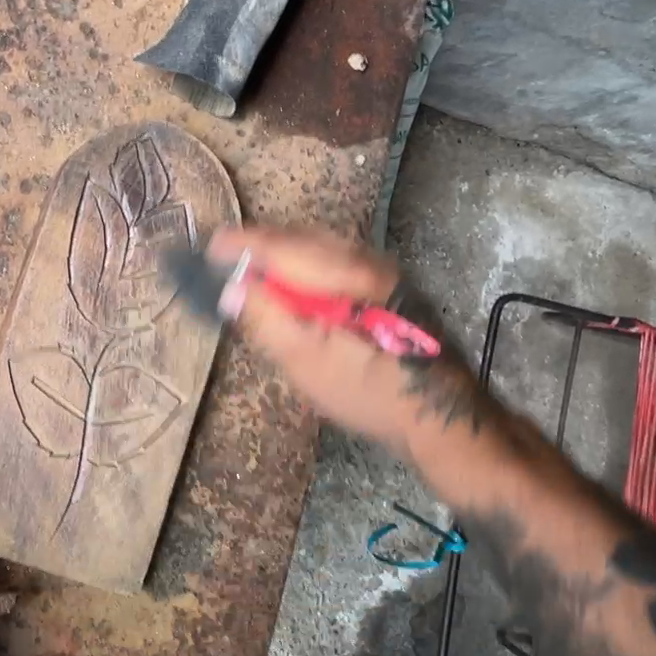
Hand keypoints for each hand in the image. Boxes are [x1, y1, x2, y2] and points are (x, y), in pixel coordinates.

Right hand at [208, 226, 478, 449]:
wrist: (446, 418)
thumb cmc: (371, 394)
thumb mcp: (308, 362)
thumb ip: (266, 319)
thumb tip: (229, 288)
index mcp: (345, 273)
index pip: (280, 245)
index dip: (241, 245)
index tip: (209, 248)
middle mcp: (365, 260)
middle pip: (300, 237)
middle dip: (258, 244)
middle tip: (224, 261)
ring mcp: (381, 272)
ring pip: (318, 246)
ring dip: (280, 253)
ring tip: (251, 272)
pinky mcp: (387, 287)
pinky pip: (332, 259)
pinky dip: (301, 263)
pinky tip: (292, 286)